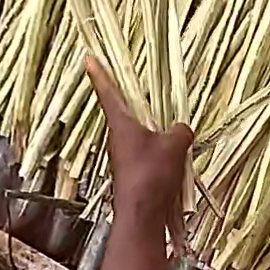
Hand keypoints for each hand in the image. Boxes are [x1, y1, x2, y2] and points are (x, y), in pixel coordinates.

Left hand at [87, 56, 192, 238]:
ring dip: (158, 137)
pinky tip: (175, 165)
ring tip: (177, 146)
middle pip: (131, 114)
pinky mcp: (132, 172)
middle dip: (144, 109)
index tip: (88, 57)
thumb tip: (181, 129)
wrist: (142, 212)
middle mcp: (118, 138)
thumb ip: (180, 131)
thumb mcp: (174, 146)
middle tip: (158, 104)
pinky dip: (161, 155)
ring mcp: (124, 156)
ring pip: (143, 136)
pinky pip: (149, 155)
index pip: (109, 92)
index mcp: (122, 124)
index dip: (100, 74)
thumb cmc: (152, 174)